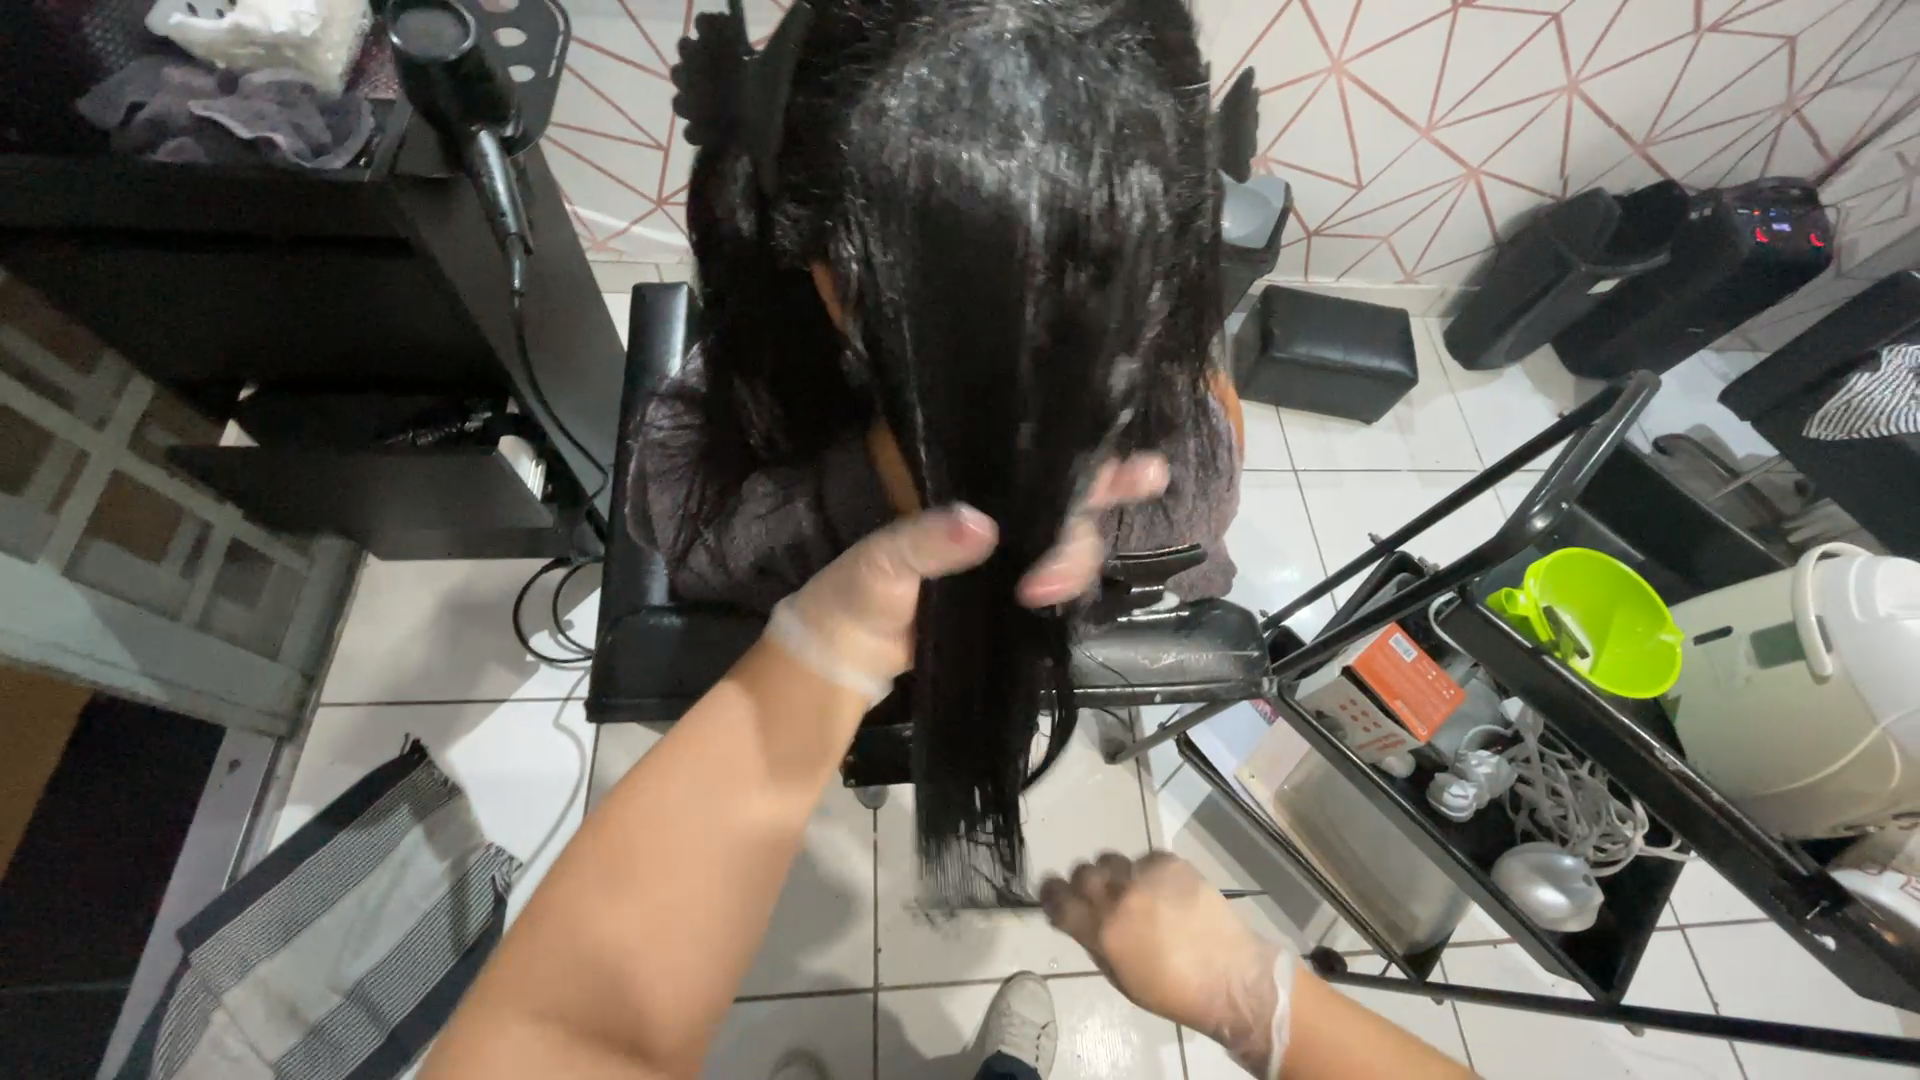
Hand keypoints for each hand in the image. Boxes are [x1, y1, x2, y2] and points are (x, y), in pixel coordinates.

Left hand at [769, 451, 1170, 699]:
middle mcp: (1002, 520)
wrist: (850, 653)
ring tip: (1036, 596)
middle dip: (1080, 538)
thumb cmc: (858, 590)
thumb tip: (980, 527)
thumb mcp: (883, 559)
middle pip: (1071, 513)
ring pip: (1072, 554)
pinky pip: (1057, 594)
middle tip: (1047, 580)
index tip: (1144, 471)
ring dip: (1070, 572)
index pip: (1036, 467)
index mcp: (971, 494)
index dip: (1093, 466)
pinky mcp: (1013, 602)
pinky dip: (1066, 598)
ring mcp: (1012, 562)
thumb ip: (927, 541)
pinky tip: (1059, 605)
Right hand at [1041, 852, 1292, 1077]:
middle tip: (1101, 897)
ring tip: (1137, 893)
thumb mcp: (1121, 978)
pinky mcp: (1170, 863)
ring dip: (1116, 875)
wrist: (1231, 978)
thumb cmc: (1173, 992)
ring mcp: (1145, 876)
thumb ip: (1094, 942)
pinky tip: (1167, 893)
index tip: (1054, 895)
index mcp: (1102, 931)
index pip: (1058, 899)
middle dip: (1086, 884)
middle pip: (1082, 872)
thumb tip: (1079, 919)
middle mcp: (1118, 897)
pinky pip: (1146, 859)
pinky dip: (1150, 873)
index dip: (1051, 895)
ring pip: (1112, 860)